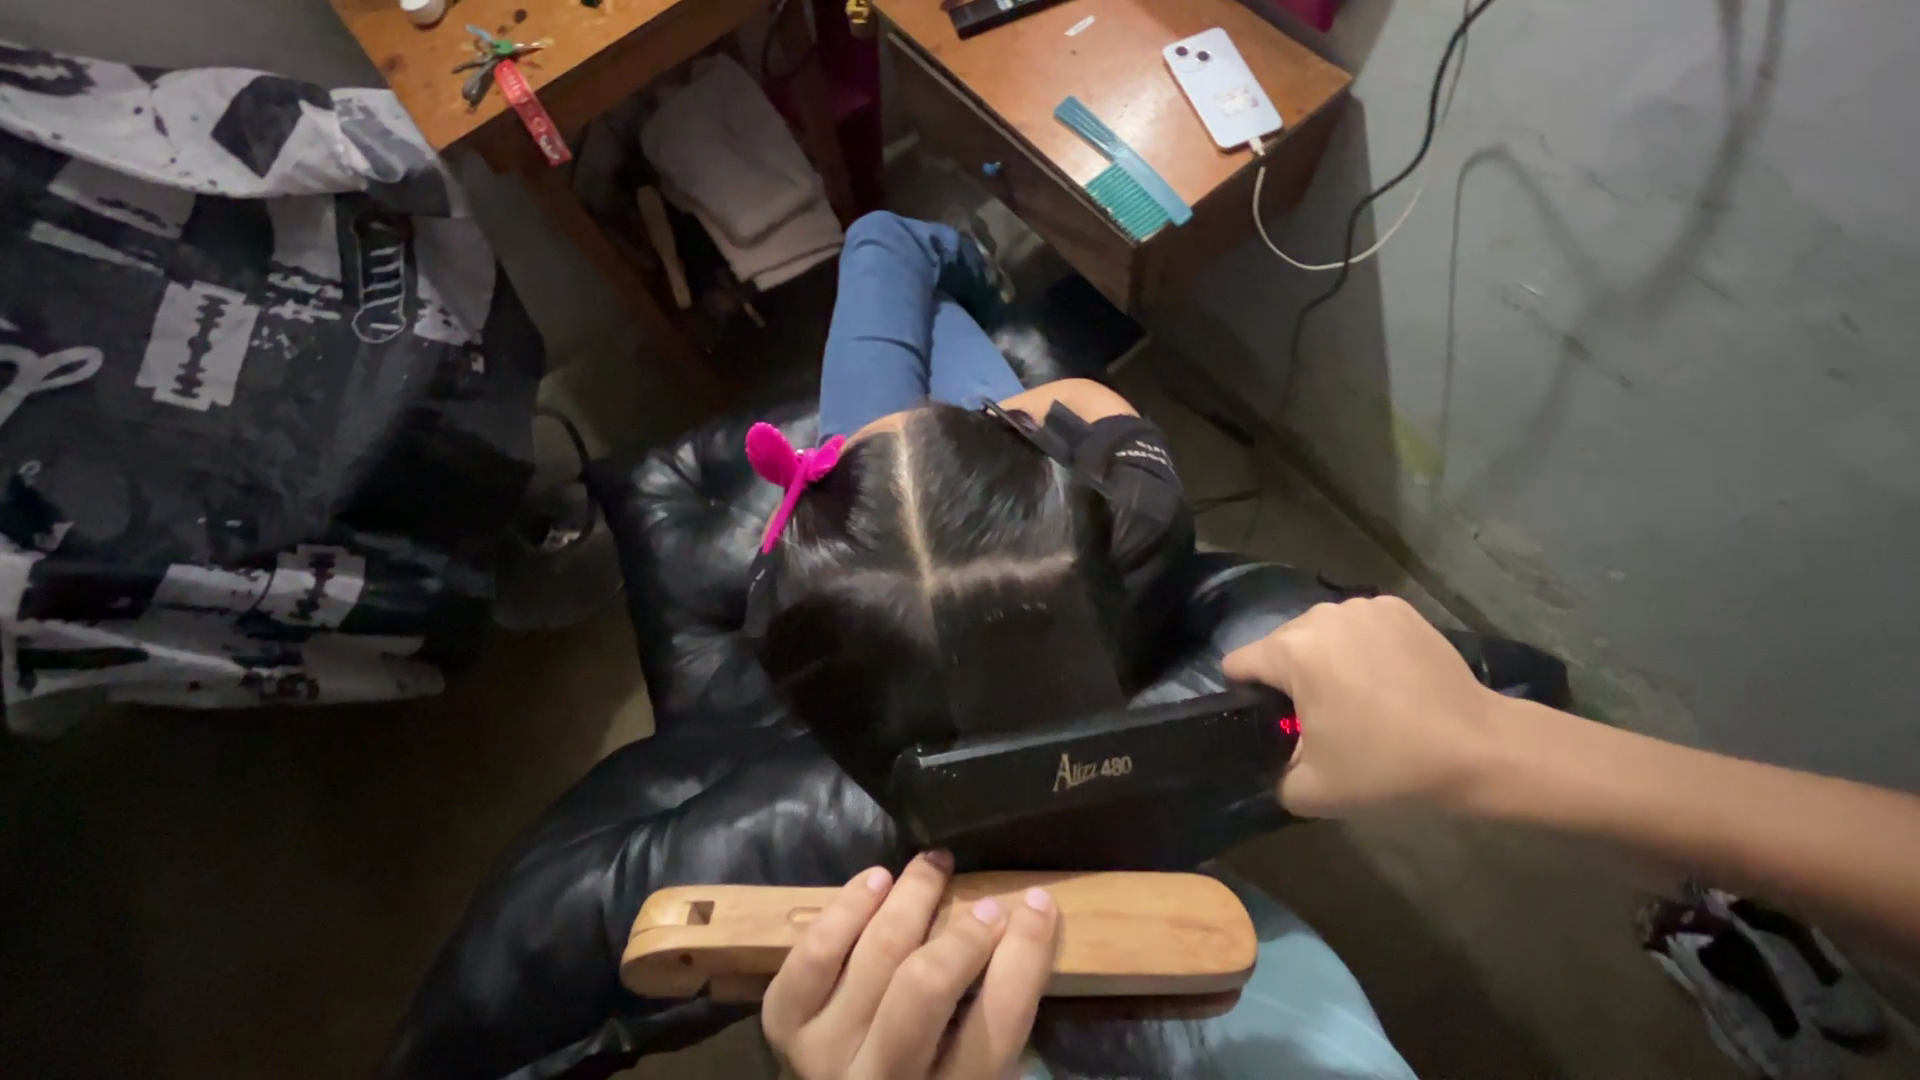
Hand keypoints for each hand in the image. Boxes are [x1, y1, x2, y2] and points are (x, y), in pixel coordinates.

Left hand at [763, 852, 1059, 1079]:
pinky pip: (814, 957)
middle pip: (926, 985)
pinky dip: (846, 909)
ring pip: (874, 955)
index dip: (1026, 951)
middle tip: (988, 901)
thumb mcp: (969, 1067)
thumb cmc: (923, 1077)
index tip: (1039, 902)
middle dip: (964, 931)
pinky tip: (876, 880)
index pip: (998, 1020)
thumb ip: (989, 1014)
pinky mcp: (786, 1028)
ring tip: (933, 866)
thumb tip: (1023, 922)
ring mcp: (824, 1054)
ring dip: (911, 898)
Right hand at [1223, 595, 1504, 817]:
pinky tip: (1387, 677)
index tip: (1277, 725)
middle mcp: (1320, 616)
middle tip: (1324, 718)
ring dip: (1325, 659)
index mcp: (1292, 651)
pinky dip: (1362, 647)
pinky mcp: (1399, 608)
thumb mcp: (1313, 791)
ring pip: (1319, 634)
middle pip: (1280, 646)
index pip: (1238, 664)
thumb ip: (1273, 775)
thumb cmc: (1389, 765)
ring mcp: (1363, 608)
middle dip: (1291, 678)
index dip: (1247, 697)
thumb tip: (1273, 764)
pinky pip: (1358, 627)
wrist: (1481, 749)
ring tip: (1359, 696)